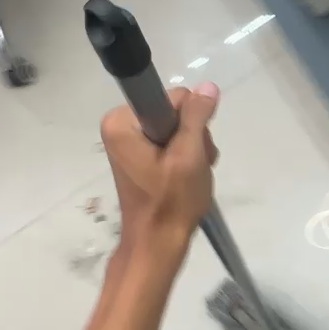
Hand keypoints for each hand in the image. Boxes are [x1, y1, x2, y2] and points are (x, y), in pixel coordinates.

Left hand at [100, 82, 219, 279]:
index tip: (190, 148)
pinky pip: (172, 140)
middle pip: (177, 112)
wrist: (158, 242)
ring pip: (179, 127)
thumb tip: (207, 86)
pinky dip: (186, 155)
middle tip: (193, 164)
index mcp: (122, 122)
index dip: (191, 120)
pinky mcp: (140, 154)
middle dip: (192, 136)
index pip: (175, 97)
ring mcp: (129, 141)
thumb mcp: (189, 155)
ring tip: (192, 173)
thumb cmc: (171, 201)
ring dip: (193, 148)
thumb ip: (196, 117)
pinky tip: (188, 175)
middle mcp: (120, 126)